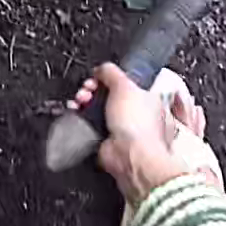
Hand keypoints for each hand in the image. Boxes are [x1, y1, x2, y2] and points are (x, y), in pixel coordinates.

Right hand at [68, 62, 206, 204]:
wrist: (129, 156)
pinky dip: (81, 117)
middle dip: (94, 88)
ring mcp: (122, 128)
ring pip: (99, 108)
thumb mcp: (125, 85)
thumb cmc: (138, 125)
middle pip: (109, 94)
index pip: (127, 82)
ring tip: (81, 100)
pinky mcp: (107, 140)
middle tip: (88, 88)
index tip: (100, 77)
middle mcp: (137, 114)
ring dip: (85, 101)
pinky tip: (76, 111)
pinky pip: (91, 124)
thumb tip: (101, 69)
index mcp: (149, 99)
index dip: (111, 78)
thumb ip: (111, 72)